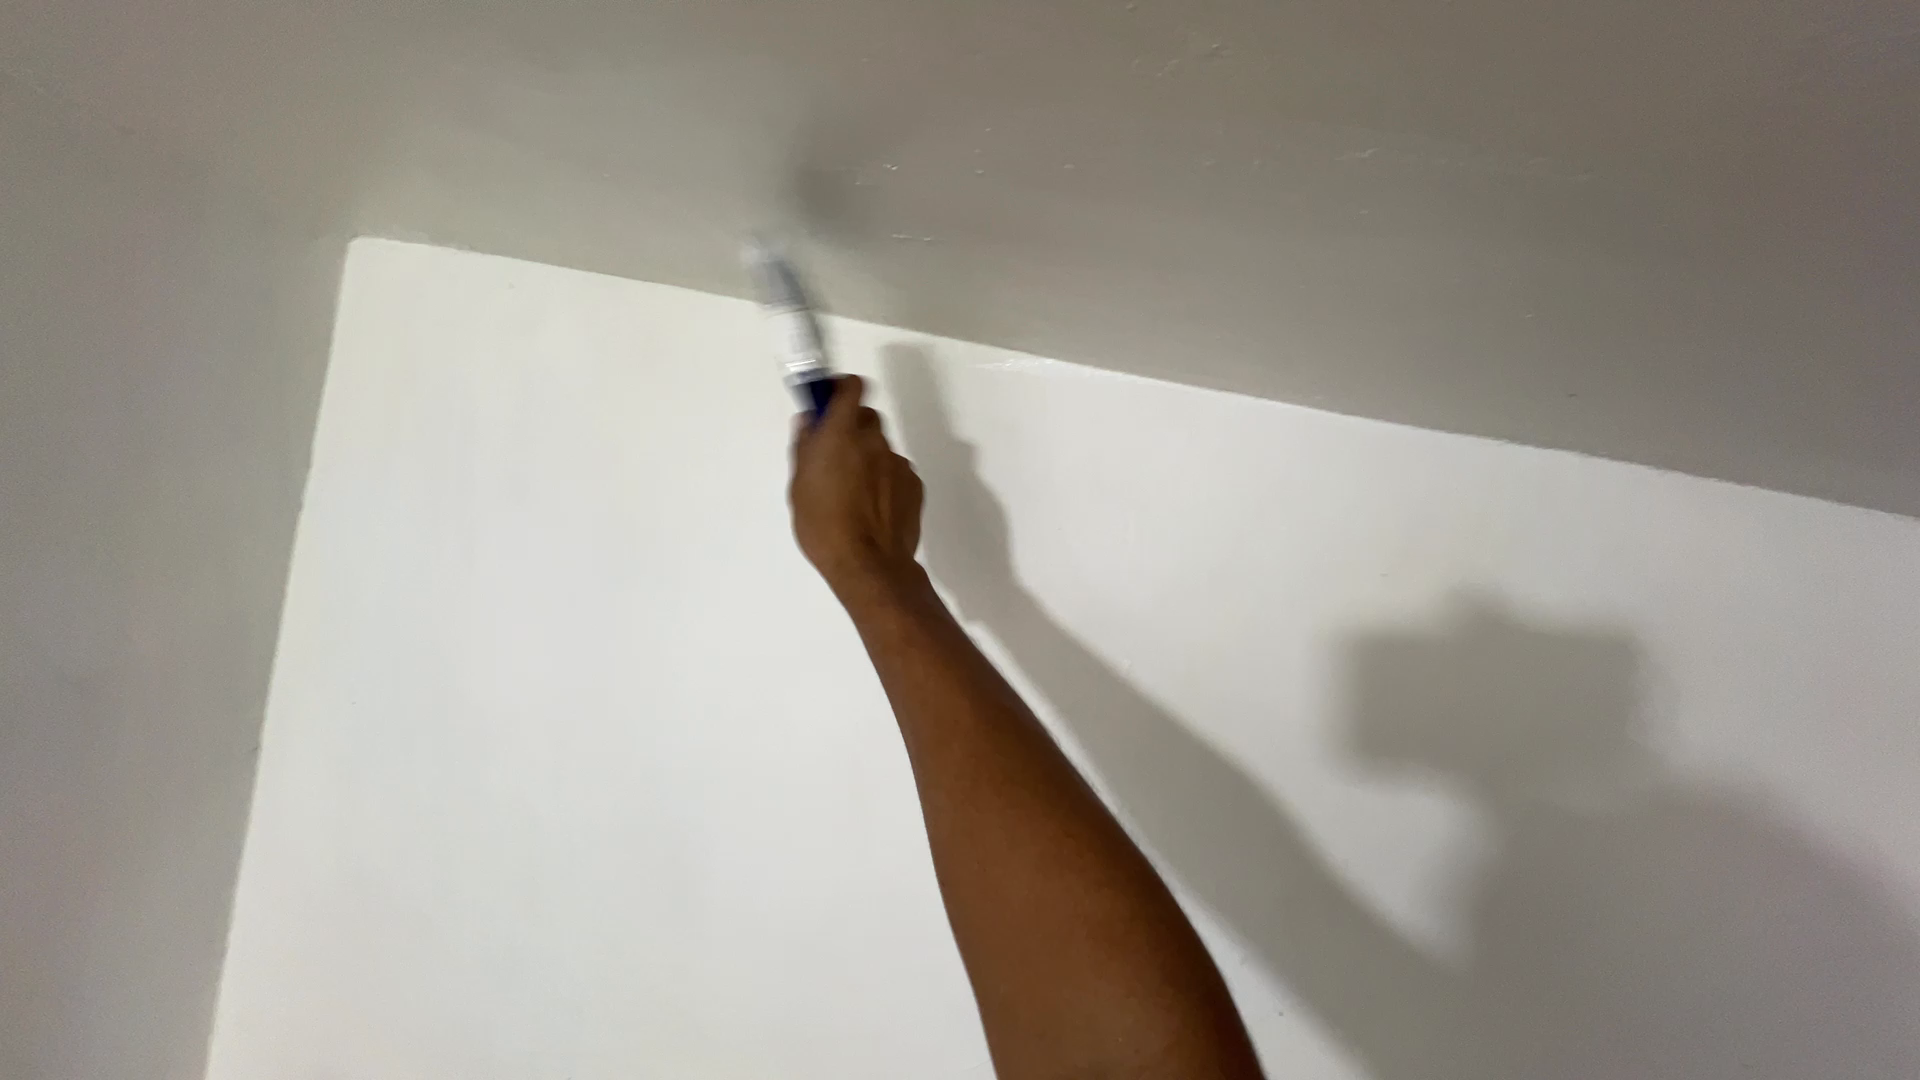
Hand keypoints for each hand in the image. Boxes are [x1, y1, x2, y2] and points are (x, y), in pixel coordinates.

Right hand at [790, 376, 925, 595]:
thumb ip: (805, 448)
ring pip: (882, 449)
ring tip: (855, 494)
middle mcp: (874, 440)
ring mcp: (898, 463)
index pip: (851, 387)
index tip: (830, 401)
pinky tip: (875, 509)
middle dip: (853, 428)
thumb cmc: (823, 526)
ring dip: (869, 459)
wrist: (869, 564)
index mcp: (841, 433)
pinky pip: (896, 473)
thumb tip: (809, 422)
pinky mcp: (915, 485)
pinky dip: (886, 482)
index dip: (842, 388)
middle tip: (838, 457)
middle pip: (867, 418)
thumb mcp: (799, 487)